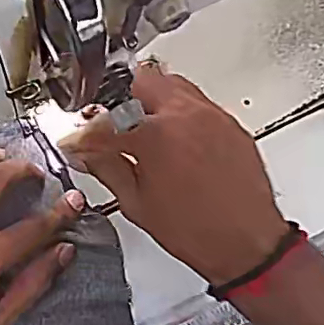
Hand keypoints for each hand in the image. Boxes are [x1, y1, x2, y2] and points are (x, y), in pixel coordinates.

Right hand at [60, 62, 287, 284]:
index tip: (77, 142)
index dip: (83, 134)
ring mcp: (210, 115)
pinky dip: (174, 110)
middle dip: (114, 101)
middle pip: (137, 82)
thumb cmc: (199, 230)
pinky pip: (195, 100)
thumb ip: (107, 169)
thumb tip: (88, 155)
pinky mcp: (228, 123)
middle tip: (105, 123)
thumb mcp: (136, 202)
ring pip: (169, 82)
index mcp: (155, 136)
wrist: (246, 242)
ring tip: (136, 126)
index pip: (105, 122)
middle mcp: (185, 116)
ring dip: (146, 99)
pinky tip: (168, 135)